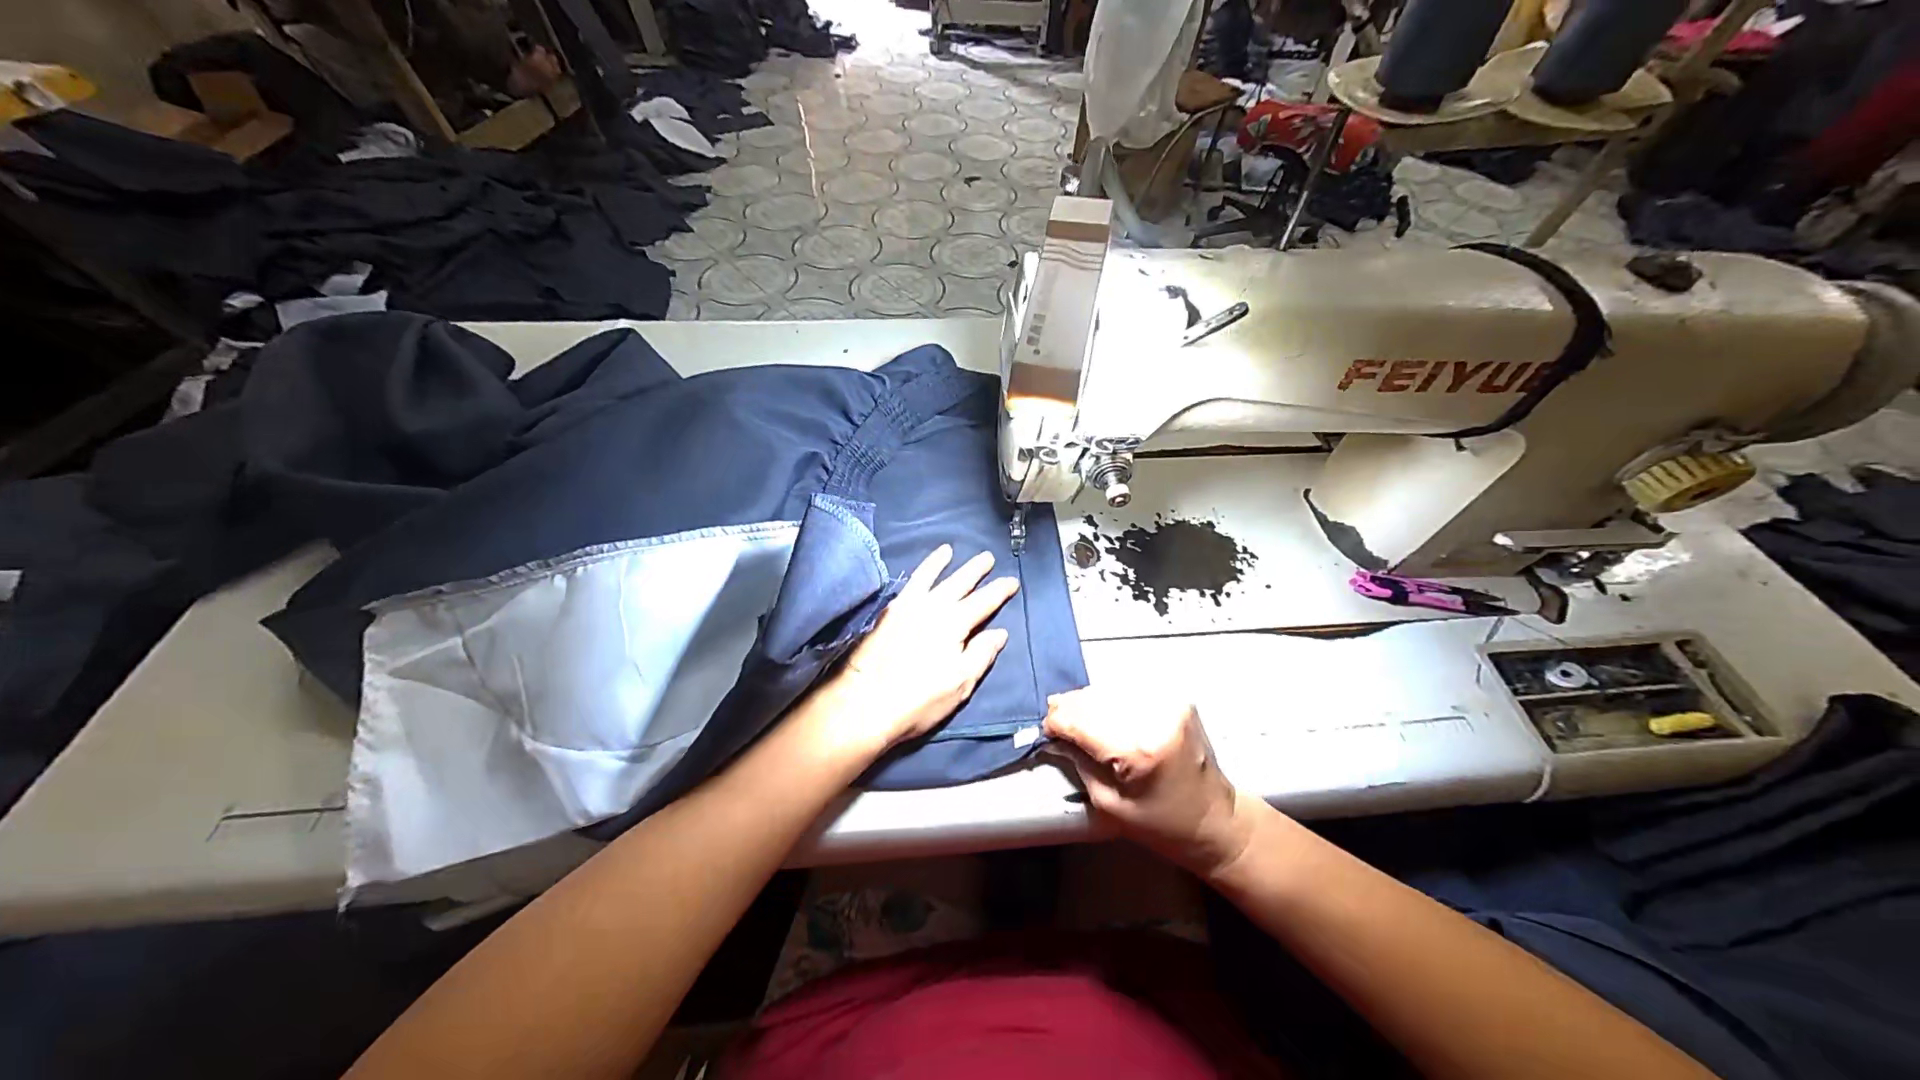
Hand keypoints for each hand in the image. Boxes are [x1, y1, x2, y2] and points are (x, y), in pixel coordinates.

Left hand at [819, 545, 1018, 751]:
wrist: (864, 704)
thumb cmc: (918, 700)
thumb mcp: (960, 683)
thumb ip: (981, 654)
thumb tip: (998, 633)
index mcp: (954, 623)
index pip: (984, 601)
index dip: (999, 590)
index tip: (1012, 580)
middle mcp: (932, 606)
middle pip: (959, 582)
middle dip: (975, 569)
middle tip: (987, 557)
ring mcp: (906, 606)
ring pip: (928, 576)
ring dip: (940, 562)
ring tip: (948, 549)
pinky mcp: (886, 613)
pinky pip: (906, 584)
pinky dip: (916, 573)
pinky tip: (917, 573)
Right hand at [1043, 687, 1259, 879]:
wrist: (1215, 819)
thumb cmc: (1161, 822)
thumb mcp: (1109, 804)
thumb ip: (1079, 762)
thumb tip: (1057, 735)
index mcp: (1137, 751)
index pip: (1079, 719)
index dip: (1056, 722)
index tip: (1047, 731)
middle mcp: (1153, 718)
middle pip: (1092, 698)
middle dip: (1070, 709)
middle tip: (1059, 723)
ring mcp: (1168, 704)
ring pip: (1108, 689)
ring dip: (1089, 702)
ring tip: (1082, 719)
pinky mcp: (1176, 699)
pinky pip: (1129, 689)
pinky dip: (1113, 699)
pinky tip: (1109, 715)